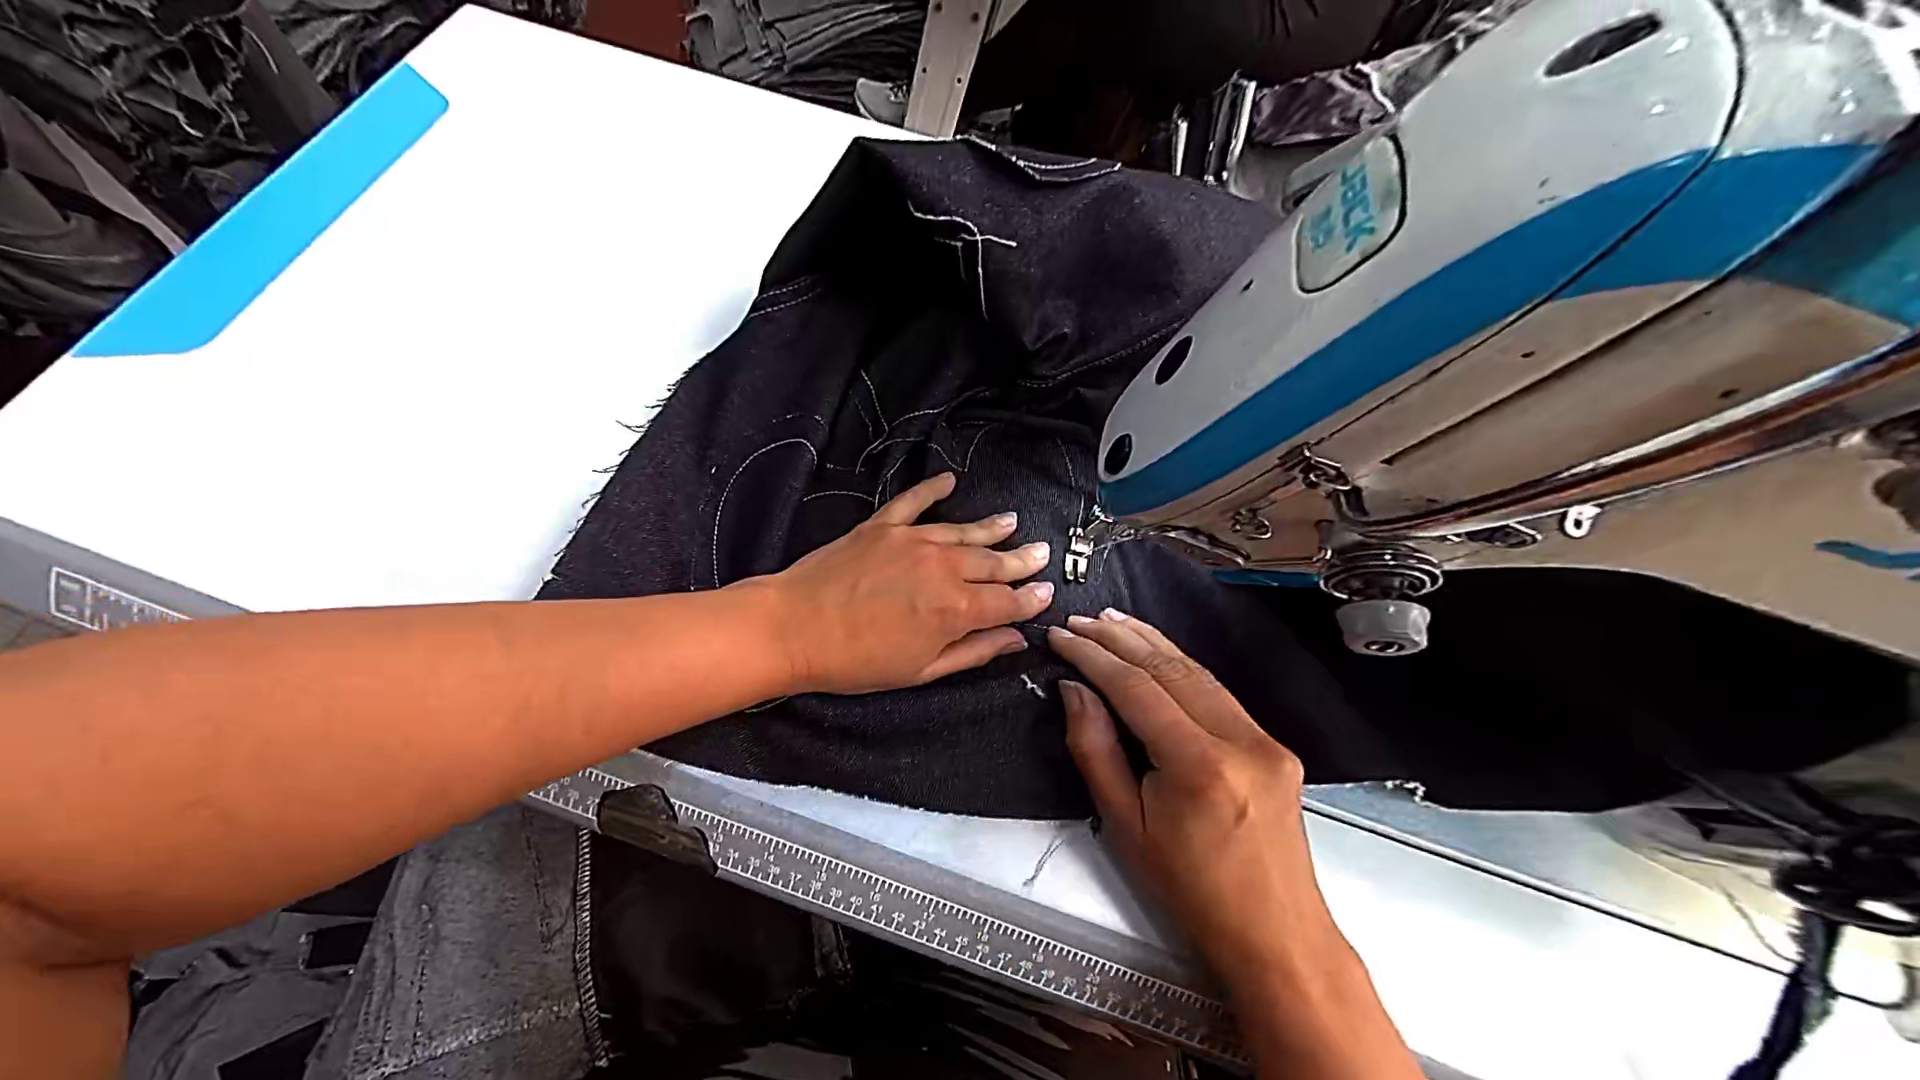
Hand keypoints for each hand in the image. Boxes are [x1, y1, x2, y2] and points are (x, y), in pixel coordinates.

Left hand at [756, 472, 1053, 694]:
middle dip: (1021, 560)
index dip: (1031, 599)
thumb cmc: (855, 661)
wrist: (792, 628)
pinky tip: (950, 480)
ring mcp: (913, 541)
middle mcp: (943, 568)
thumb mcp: (921, 670)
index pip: (1008, 601)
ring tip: (1013, 522)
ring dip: (992, 528)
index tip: (1046, 593)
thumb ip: (974, 651)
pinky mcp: (883, 525)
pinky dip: (933, 489)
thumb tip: (1014, 640)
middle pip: (993, 562)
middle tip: (1041, 554)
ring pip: (964, 532)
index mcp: (956, 610)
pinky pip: (915, 501)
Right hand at [1047, 609, 1334, 987]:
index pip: (1136, 688)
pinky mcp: (1274, 744)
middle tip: (1080, 621)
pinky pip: (1217, 692)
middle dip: (1118, 638)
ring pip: (1197, 671)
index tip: (1062, 638)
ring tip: (1111, 620)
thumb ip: (1094, 749)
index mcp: (1200, 766)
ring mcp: (1265, 740)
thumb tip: (1074, 690)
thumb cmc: (1190, 890)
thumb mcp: (1124, 824)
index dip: (1093, 656)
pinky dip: (1179, 665)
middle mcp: (1241, 742)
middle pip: (1169, 668)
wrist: (1274, 934)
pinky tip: (1155, 652)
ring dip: (1150, 642)